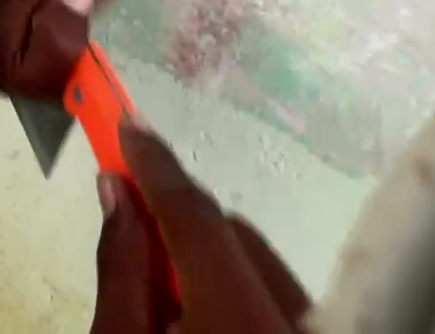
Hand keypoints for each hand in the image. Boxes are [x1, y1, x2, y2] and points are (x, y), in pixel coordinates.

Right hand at [92, 124, 309, 333]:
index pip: (196, 221)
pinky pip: (286, 292)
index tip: (125, 122)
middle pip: (235, 233)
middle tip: (133, 221)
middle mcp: (297, 322)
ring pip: (262, 261)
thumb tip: (115, 186)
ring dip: (212, 254)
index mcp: (242, 325)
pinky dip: (245, 285)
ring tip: (174, 291)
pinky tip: (213, 317)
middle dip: (181, 218)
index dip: (157, 167)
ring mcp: (319, 331)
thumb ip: (120, 267)